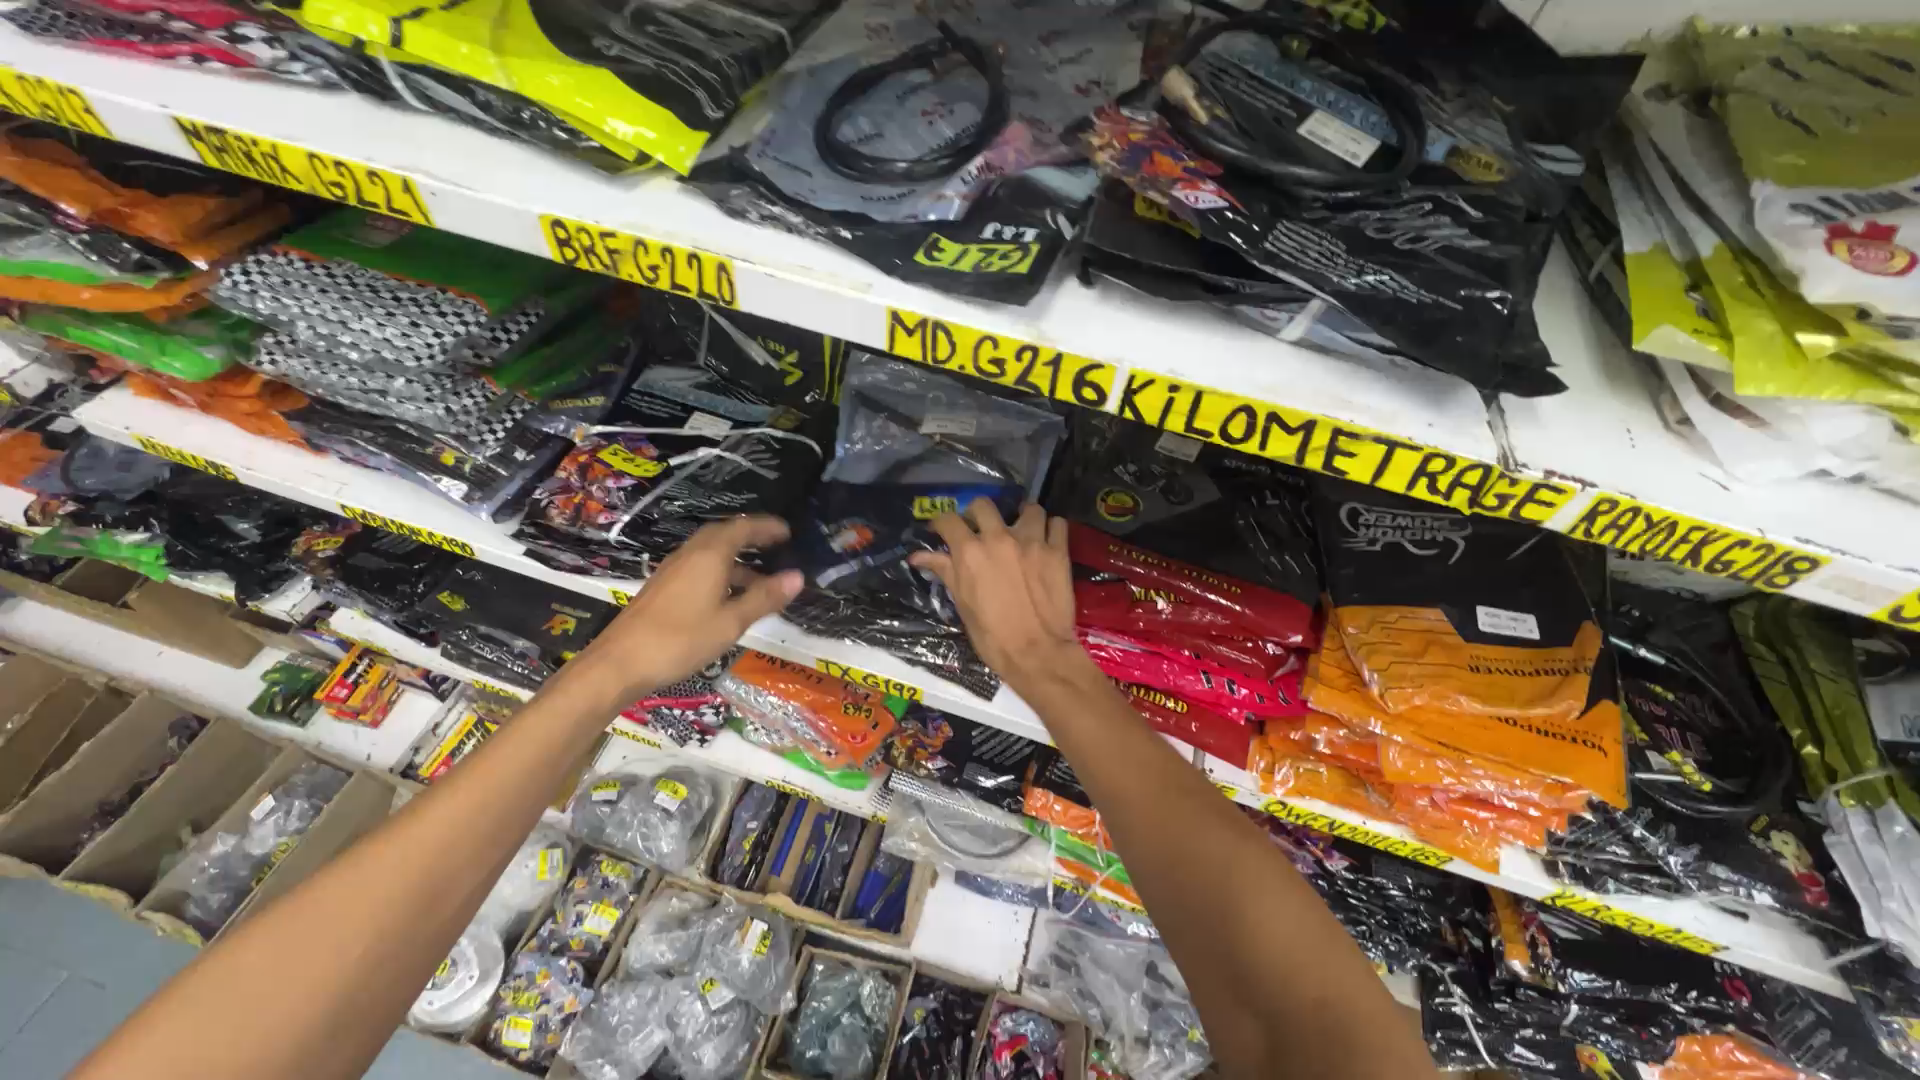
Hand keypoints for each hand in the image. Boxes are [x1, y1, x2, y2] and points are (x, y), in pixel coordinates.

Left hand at [570, 516, 801, 704]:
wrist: (619, 663)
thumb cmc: (681, 640)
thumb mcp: (731, 622)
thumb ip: (764, 598)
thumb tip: (797, 576)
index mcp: (709, 556)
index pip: (743, 528)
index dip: (767, 527)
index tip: (788, 531)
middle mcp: (690, 555)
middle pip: (723, 534)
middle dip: (751, 537)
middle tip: (776, 546)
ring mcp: (673, 570)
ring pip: (710, 552)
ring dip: (736, 558)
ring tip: (760, 577)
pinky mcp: (663, 587)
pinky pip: (699, 567)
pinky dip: (720, 571)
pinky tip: (728, 595)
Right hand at [909, 500, 1084, 691]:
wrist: (1036, 652)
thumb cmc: (992, 636)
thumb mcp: (962, 603)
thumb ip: (945, 571)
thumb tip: (918, 556)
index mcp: (970, 552)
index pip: (949, 520)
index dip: (941, 523)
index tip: (942, 530)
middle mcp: (999, 538)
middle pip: (984, 505)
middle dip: (978, 513)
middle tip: (981, 528)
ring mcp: (1032, 541)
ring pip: (1028, 508)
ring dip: (1022, 516)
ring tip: (1021, 530)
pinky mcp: (1058, 551)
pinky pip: (1057, 524)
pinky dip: (1051, 528)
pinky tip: (1047, 539)